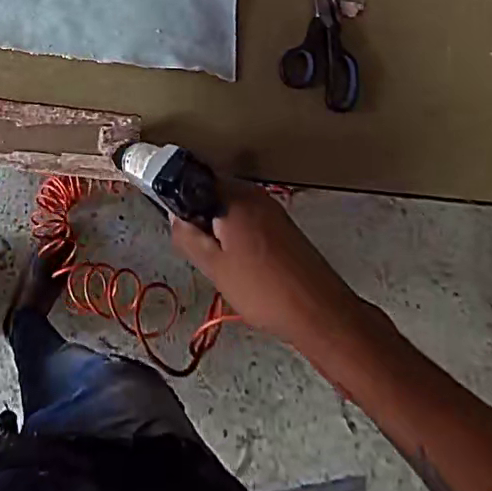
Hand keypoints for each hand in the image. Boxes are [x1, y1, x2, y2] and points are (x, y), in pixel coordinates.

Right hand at [170, 178, 367, 347]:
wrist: (317, 311)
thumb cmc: (264, 290)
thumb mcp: (214, 267)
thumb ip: (188, 236)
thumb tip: (174, 216)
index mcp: (235, 197)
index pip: (196, 179)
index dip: (180, 198)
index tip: (174, 220)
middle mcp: (255, 195)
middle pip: (215, 193)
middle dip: (201, 216)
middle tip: (198, 249)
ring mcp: (271, 208)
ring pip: (232, 208)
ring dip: (220, 228)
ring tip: (221, 262)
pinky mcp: (283, 225)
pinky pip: (250, 219)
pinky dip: (239, 235)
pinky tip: (242, 264)